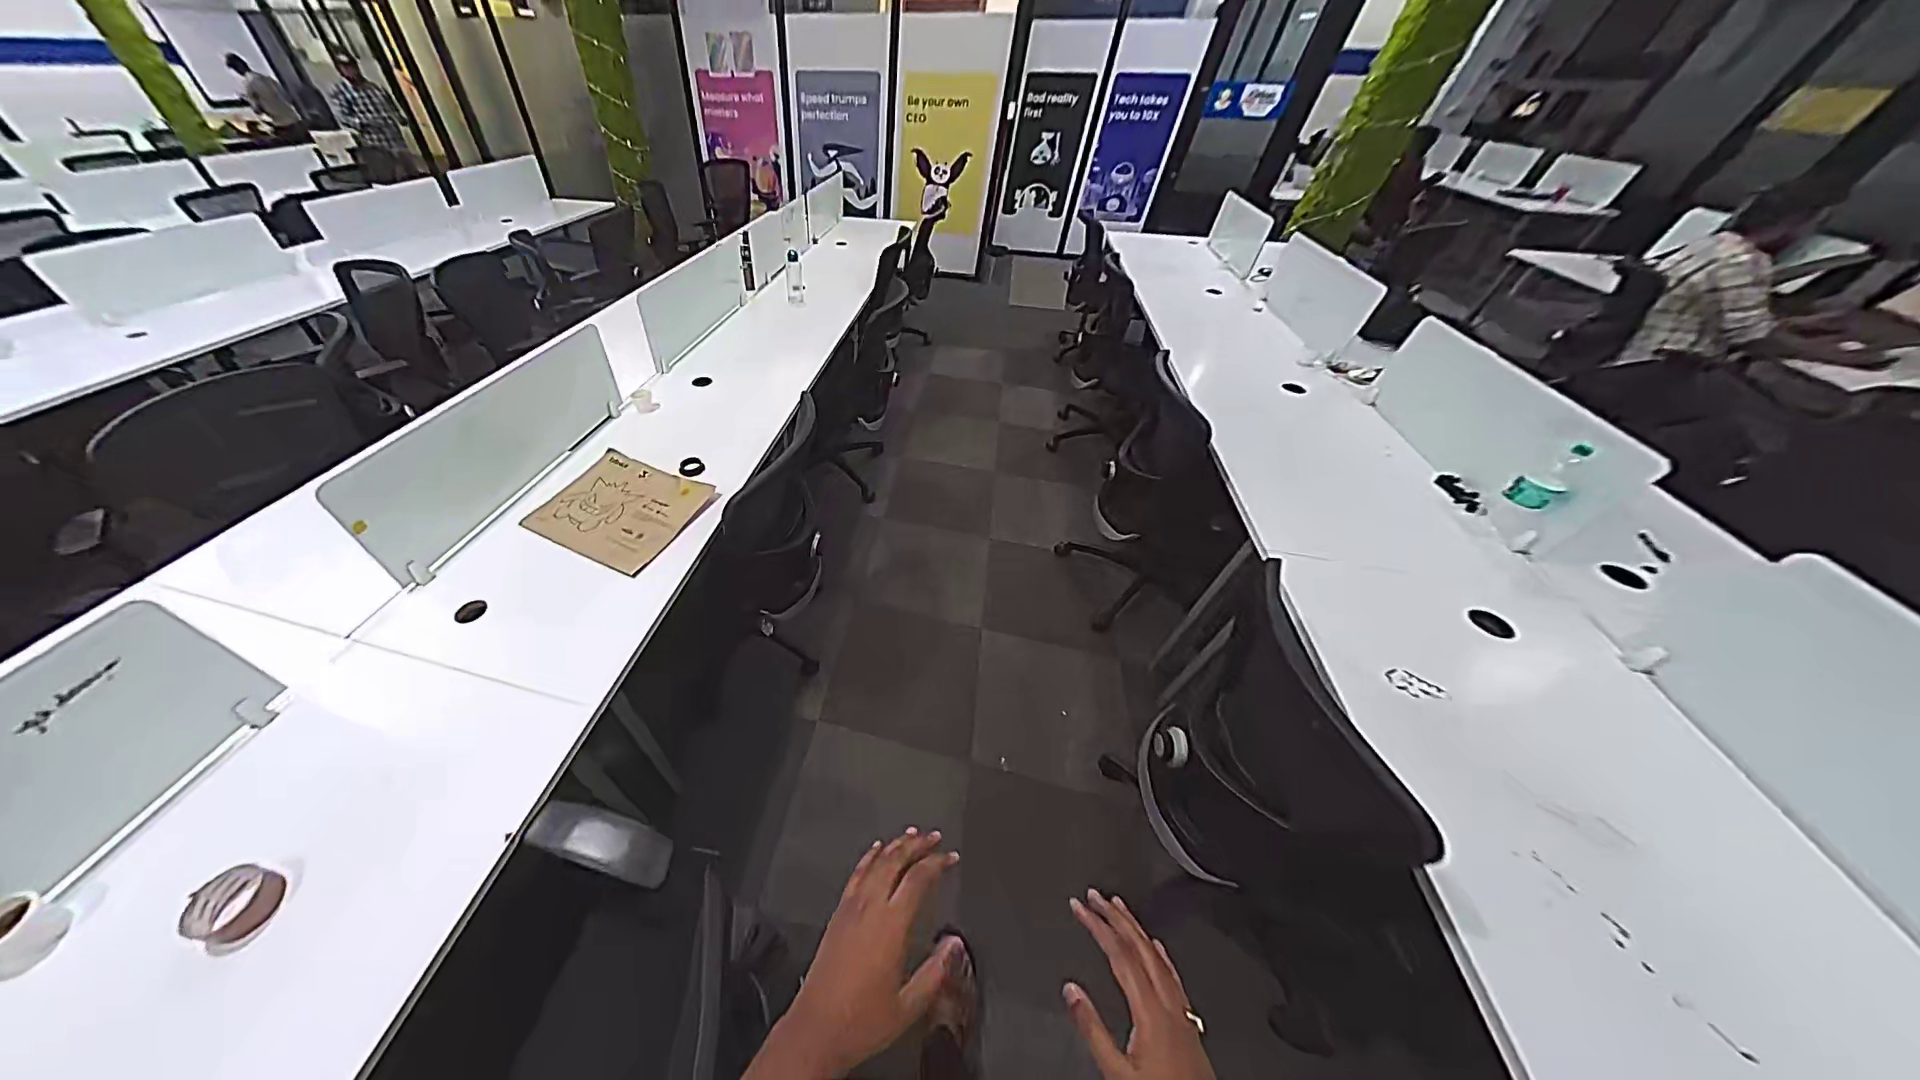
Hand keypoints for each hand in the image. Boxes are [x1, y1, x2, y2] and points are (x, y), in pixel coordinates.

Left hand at [745, 829, 960, 1079]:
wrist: (815, 1030)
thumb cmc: (862, 1021)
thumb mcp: (909, 1005)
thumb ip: (935, 971)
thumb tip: (954, 944)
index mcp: (891, 926)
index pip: (918, 879)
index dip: (937, 863)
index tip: (950, 857)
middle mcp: (870, 909)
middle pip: (895, 862)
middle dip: (917, 845)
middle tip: (933, 836)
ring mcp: (850, 909)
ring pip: (875, 864)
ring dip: (894, 846)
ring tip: (910, 834)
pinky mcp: (837, 915)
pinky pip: (855, 875)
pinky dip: (868, 858)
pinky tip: (875, 851)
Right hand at [1065, 890, 1216, 1079]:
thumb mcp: (1116, 1072)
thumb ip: (1092, 1029)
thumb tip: (1071, 990)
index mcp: (1150, 1011)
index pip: (1119, 954)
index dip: (1097, 925)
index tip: (1080, 907)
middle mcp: (1168, 1004)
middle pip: (1140, 947)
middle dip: (1115, 917)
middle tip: (1094, 896)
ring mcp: (1181, 1012)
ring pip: (1157, 956)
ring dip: (1136, 928)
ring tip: (1119, 908)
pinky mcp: (1187, 1024)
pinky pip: (1172, 975)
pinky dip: (1160, 954)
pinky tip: (1156, 946)